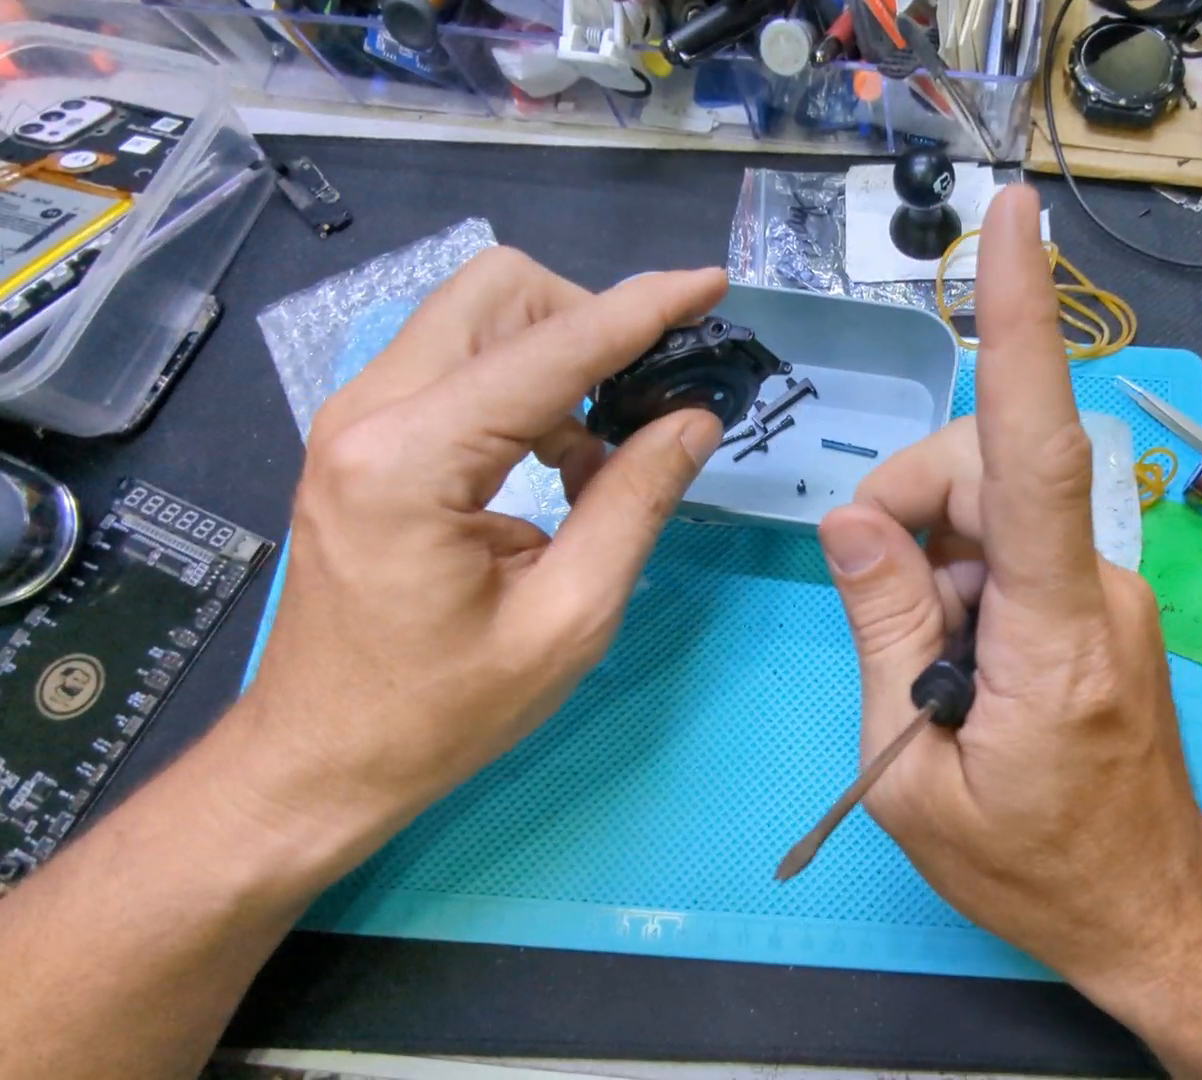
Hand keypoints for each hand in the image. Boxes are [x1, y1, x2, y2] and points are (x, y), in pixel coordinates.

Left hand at [241, 250, 726, 855]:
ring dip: (567, 362)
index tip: (709, 284)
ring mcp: (360, 418)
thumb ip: (638, 502)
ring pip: (482, 318)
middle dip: (592, 320)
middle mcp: (371, 412)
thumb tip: (696, 418)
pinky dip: (536, 394)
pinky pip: (469, 367)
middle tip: (649, 397)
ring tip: (608, 457)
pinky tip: (565, 468)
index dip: (642, 309)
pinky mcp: (369, 436)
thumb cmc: (449, 707)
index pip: (551, 348)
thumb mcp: (574, 615)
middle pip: (498, 291)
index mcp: (414, 460)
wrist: (324, 757)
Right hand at [814, 187, 1201, 992]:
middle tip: (877, 591)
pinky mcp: (1101, 603)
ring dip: (935, 558)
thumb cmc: (1034, 866)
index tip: (1015, 222)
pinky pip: (1016, 550)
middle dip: (914, 501)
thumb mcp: (911, 773)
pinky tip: (962, 656)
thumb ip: (885, 633)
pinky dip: (966, 582)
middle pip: (992, 468)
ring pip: (997, 510)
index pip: (1035, 451)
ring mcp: (1105, 589)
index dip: (1022, 327)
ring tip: (932, 662)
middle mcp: (1094, 584)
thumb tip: (852, 522)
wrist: (1147, 906)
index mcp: (1054, 629)